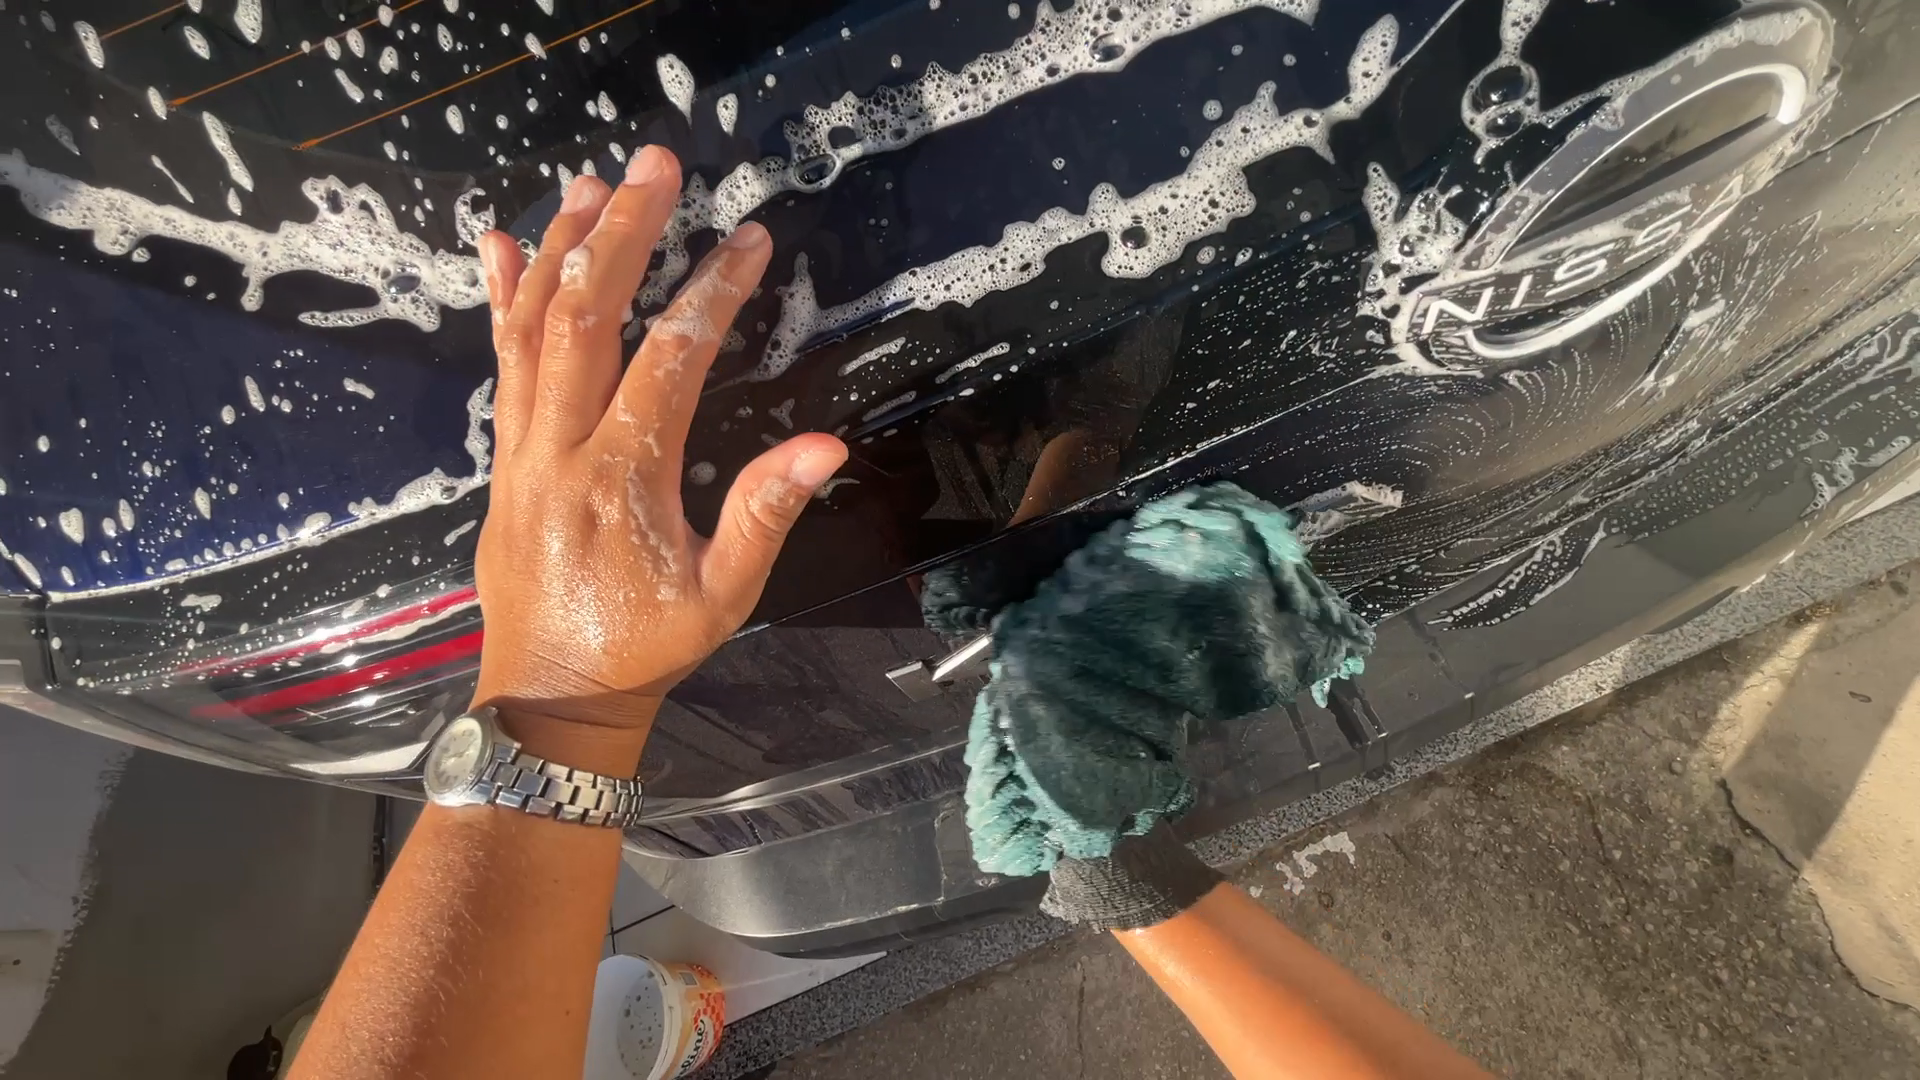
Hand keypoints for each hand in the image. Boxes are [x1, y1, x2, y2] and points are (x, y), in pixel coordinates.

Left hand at [469, 146, 846, 773]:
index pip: (673, 358)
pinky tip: (507, 247)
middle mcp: (563, 446)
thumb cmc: (648, 645)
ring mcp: (523, 448)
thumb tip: (827, 446)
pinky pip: (502, 365)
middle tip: (658, 166)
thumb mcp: (726, 593)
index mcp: (625, 476)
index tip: (749, 240)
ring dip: (566, 246)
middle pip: (588, 314)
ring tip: (593, 182)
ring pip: (535, 327)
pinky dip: (504, 300)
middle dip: (626, 232)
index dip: (714, 291)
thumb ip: (766, 513)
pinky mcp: (505, 458)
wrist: (550, 691)